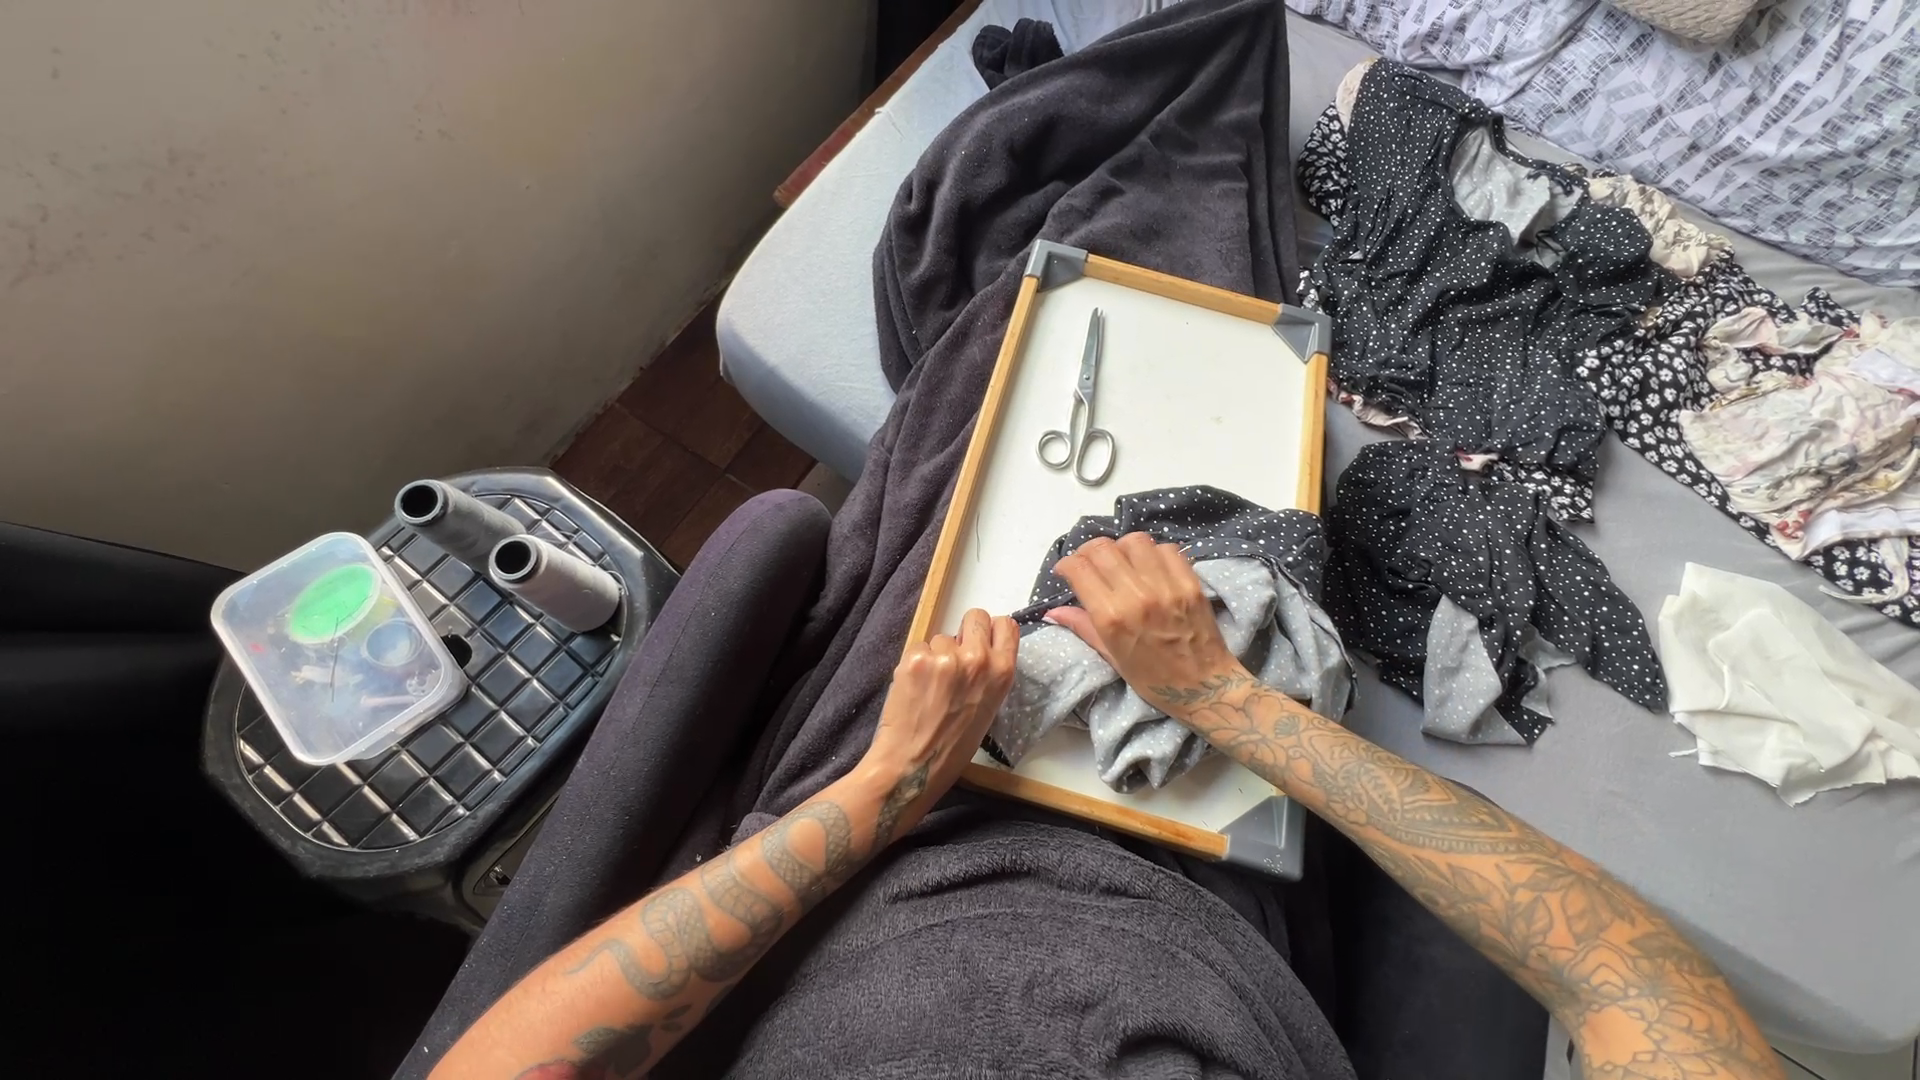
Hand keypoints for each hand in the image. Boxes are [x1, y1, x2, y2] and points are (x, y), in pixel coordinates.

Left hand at [861, 609, 1017, 838]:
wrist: (913, 766)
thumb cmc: (952, 747)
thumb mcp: (988, 709)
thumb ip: (988, 675)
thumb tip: (978, 651)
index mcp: (1002, 673)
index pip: (1005, 625)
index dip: (991, 630)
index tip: (981, 640)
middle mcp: (978, 660)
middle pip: (974, 616)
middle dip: (963, 633)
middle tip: (952, 658)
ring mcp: (946, 657)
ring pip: (941, 637)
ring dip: (935, 655)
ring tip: (930, 689)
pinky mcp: (916, 659)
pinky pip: (918, 647)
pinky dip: (914, 664)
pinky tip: (914, 689)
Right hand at [1046, 533, 1248, 713]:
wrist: (1204, 686)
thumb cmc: (1152, 678)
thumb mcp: (1110, 657)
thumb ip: (1082, 627)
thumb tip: (1052, 612)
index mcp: (1111, 617)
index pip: (1079, 569)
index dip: (1066, 564)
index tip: (1066, 570)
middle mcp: (1136, 595)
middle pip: (1102, 548)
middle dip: (1087, 551)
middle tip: (1088, 563)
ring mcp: (1166, 585)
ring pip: (1133, 541)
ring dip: (1120, 548)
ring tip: (1120, 562)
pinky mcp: (1189, 581)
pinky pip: (1166, 548)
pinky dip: (1152, 552)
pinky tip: (1148, 566)